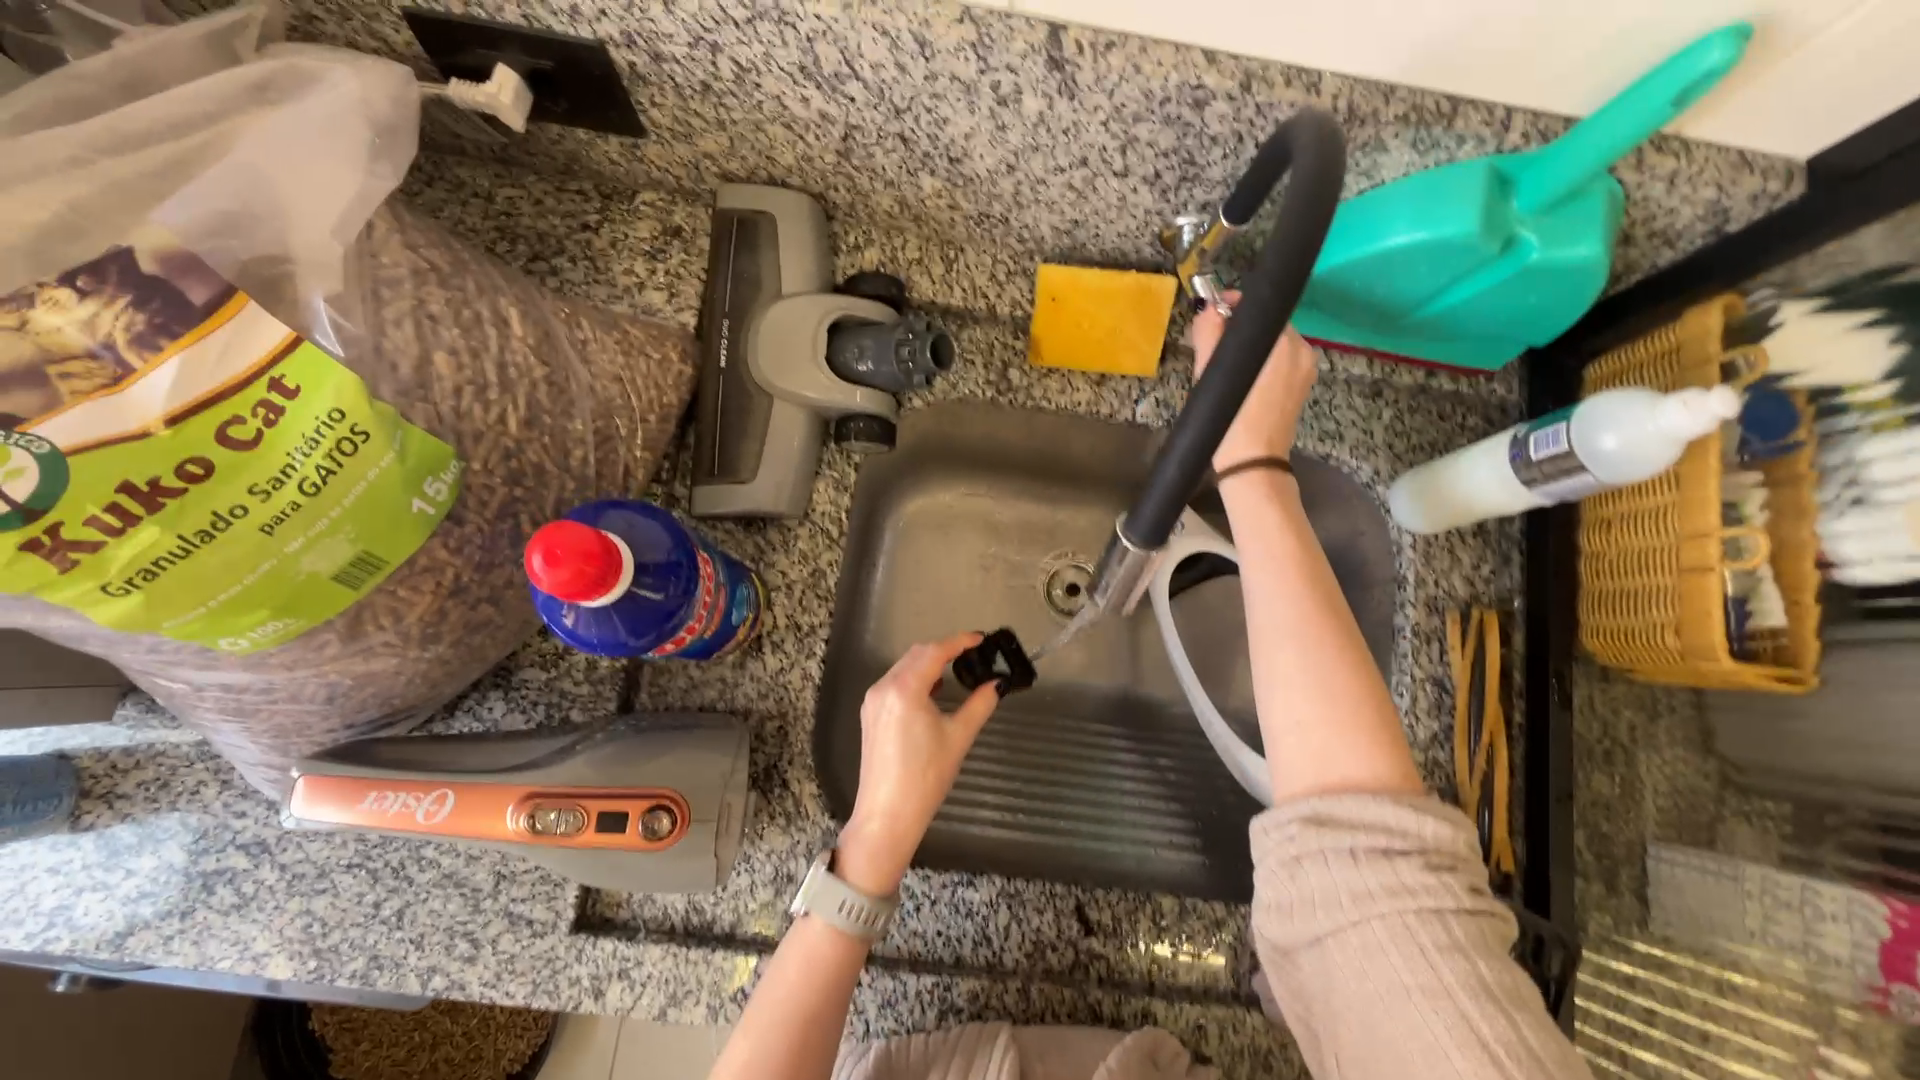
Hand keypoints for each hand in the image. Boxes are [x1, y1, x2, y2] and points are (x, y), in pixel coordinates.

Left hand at [837, 633, 1000, 894]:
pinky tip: (932, 692)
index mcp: (905, 688)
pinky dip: (914, 679)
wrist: (888, 814)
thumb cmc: (926, 776)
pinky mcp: (870, 715)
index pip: (935, 652)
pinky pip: (894, 683)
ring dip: (928, 664)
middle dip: (944, 650)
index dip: (960, 641)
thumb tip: (997, 685)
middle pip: (917, 655)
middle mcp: (884, 687)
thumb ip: (980, 705)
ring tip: (956, 671)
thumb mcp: (958, 737)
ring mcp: (873, 701)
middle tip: (972, 654)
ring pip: (903, 668)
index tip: (981, 639)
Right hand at [1190, 291, 1318, 470]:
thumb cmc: (1231, 419)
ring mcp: (1305, 370)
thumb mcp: (1211, 372)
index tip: (1210, 316)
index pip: (1258, 308)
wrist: (1252, 463)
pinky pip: (1279, 363)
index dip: (1231, 307)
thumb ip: (1209, 332)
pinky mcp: (1301, 388)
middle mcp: (1302, 350)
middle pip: (1265, 326)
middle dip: (1238, 331)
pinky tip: (1242, 383)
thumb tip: (1209, 308)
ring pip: (1272, 345)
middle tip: (1212, 348)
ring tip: (1225, 369)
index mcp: (1285, 343)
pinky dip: (1260, 365)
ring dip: (1248, 349)